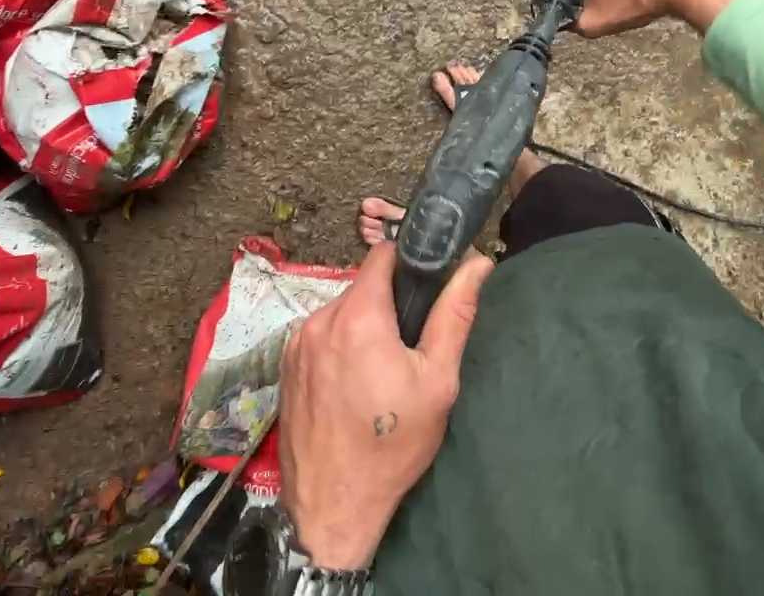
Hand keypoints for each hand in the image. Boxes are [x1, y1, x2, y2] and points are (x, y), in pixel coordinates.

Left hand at [278, 242, 493, 569]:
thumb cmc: (392, 443)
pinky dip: (342, 344)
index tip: (431, 283)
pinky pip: (321, 335)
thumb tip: (479, 262)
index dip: (411, 261)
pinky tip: (356, 382)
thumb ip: (455, 314)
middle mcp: (319, 320)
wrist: (332, 508)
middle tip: (414, 341)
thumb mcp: (438, 379)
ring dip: (366, 324)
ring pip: (342, 311)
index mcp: (358, 315)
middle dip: (391, 301)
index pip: (383, 255)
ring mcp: (296, 344)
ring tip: (385, 368)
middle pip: (364, 286)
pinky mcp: (284, 366)